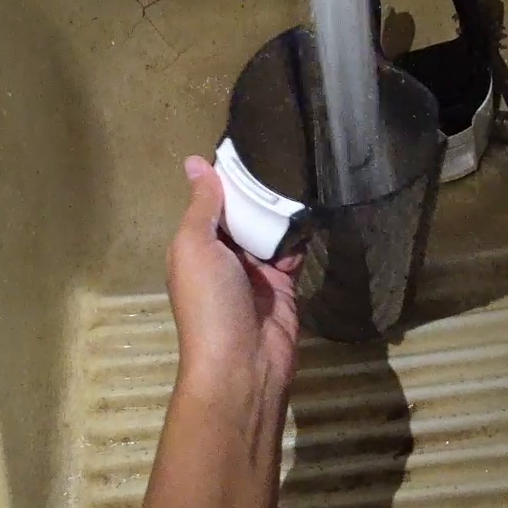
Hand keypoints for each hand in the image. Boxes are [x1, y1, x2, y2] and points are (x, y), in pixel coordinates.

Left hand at [167, 156, 302, 409]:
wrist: (243, 364)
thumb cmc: (210, 303)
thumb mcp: (195, 247)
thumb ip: (201, 205)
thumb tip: (195, 162)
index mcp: (194, 247)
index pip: (209, 203)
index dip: (224, 177)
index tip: (248, 142)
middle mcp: (222, 258)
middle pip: (241, 215)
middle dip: (257, 191)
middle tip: (285, 151)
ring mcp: (254, 274)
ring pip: (268, 232)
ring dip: (281, 211)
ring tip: (302, 173)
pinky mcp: (284, 286)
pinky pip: (293, 253)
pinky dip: (300, 236)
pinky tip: (312, 210)